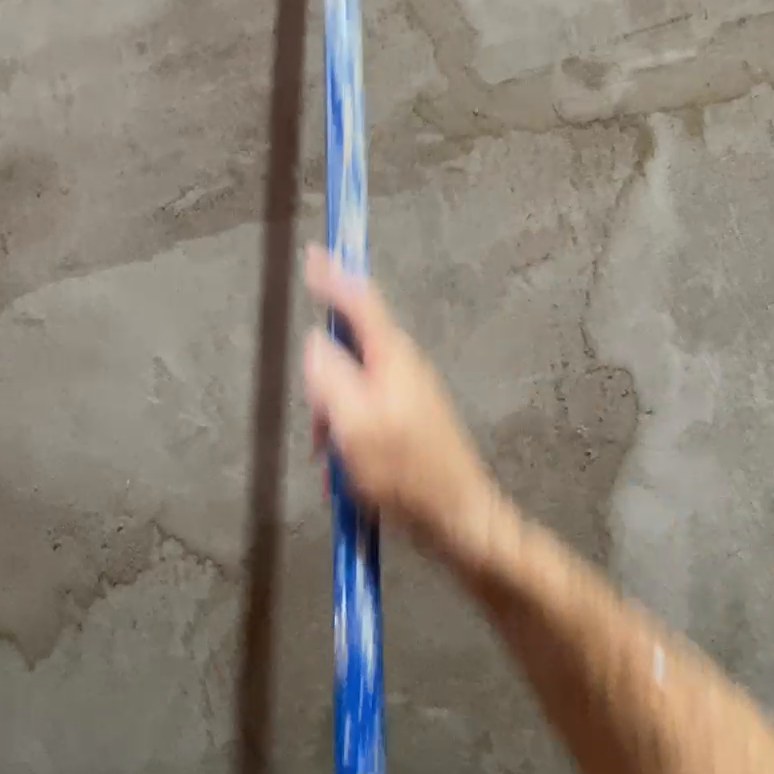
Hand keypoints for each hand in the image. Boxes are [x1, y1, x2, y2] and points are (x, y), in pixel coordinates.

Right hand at [302, 245, 500, 559]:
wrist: (459, 520)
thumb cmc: (406, 473)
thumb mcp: (356, 425)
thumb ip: (331, 378)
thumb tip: (316, 342)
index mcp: (392, 359)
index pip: (361, 303)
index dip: (334, 278)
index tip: (314, 253)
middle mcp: (401, 370)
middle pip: (347, 353)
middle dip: (323, 389)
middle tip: (321, 431)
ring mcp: (406, 397)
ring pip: (350, 391)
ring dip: (333, 424)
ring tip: (335, 465)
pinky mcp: (407, 423)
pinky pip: (364, 418)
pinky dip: (348, 441)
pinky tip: (346, 478)